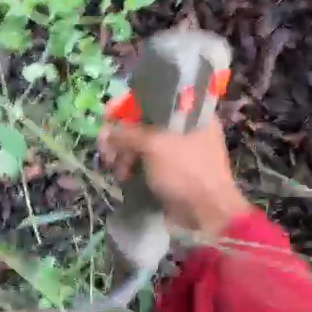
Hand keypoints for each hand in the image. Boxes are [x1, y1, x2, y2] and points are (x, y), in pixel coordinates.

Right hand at [99, 118, 250, 237]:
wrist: (206, 213)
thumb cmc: (186, 172)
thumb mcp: (155, 146)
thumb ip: (127, 134)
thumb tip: (105, 131)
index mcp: (190, 114)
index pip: (153, 98)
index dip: (127, 105)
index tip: (107, 117)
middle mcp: (184, 128)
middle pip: (142, 122)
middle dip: (121, 135)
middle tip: (107, 150)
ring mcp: (175, 151)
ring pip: (139, 144)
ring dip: (122, 154)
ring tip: (116, 169)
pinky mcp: (167, 171)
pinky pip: (142, 161)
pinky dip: (130, 166)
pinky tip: (123, 176)